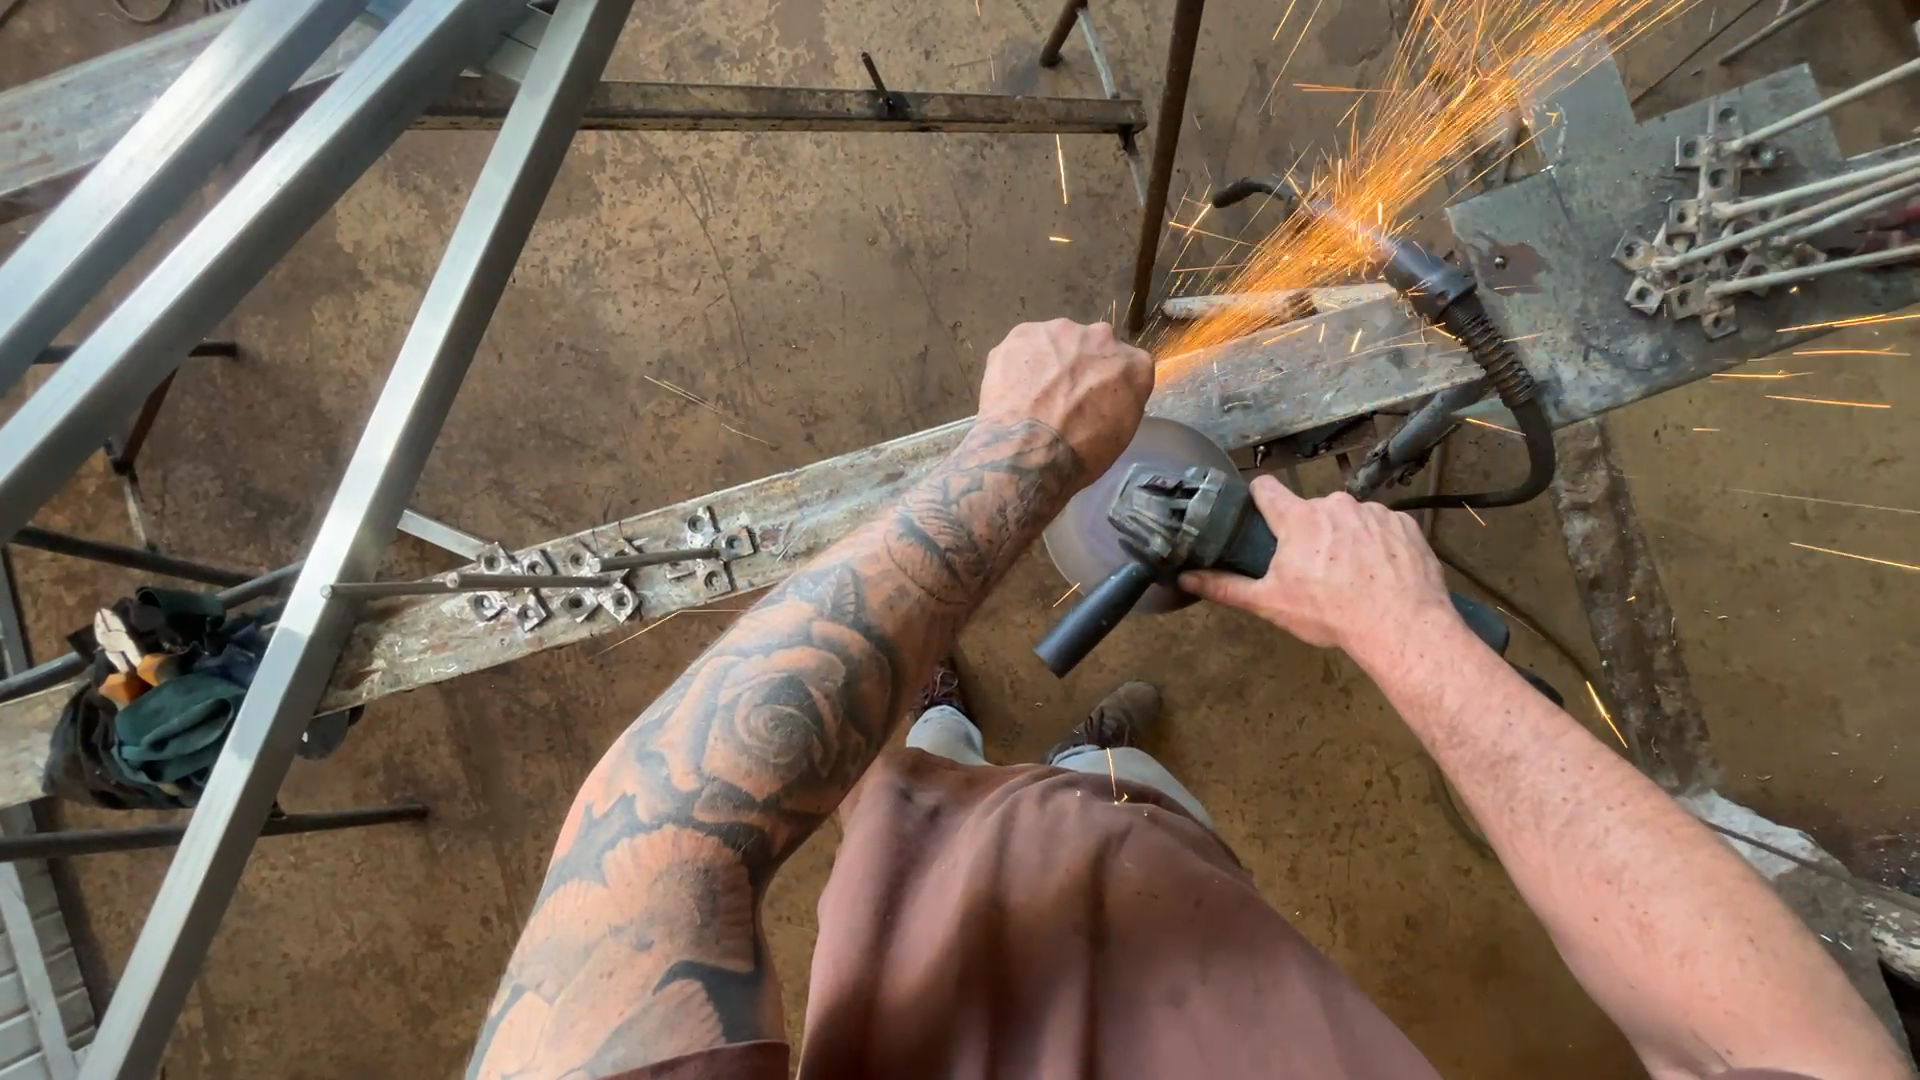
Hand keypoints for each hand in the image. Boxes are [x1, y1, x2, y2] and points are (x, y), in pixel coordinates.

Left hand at [977, 319, 1153, 482]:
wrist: (1026, 452)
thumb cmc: (1079, 455)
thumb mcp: (1119, 435)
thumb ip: (1118, 402)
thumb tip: (1102, 398)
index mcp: (1134, 365)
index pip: (1125, 367)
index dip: (1106, 386)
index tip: (1092, 403)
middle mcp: (1102, 337)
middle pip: (1090, 348)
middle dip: (1077, 368)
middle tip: (1059, 400)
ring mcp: (1061, 331)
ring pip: (1055, 344)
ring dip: (1046, 364)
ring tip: (1030, 398)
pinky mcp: (1023, 332)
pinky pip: (1022, 347)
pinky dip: (1016, 365)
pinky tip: (1010, 391)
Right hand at [1178, 476, 1454, 659]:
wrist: (1402, 627)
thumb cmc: (1331, 613)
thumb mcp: (1270, 603)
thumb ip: (1225, 587)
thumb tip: (1185, 577)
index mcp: (1298, 519)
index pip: (1265, 487)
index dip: (1258, 499)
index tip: (1260, 517)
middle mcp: (1335, 505)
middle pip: (1309, 509)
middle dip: (1308, 532)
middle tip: (1312, 568)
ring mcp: (1374, 512)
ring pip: (1347, 517)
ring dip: (1343, 536)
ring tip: (1350, 573)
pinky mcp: (1405, 524)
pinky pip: (1381, 526)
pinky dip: (1376, 543)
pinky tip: (1378, 571)